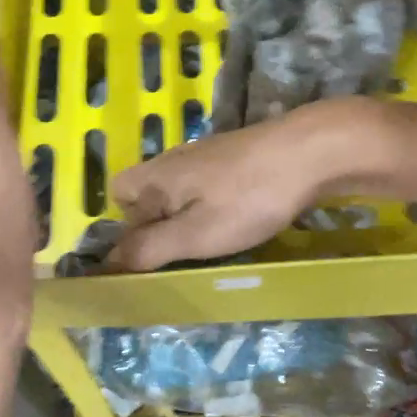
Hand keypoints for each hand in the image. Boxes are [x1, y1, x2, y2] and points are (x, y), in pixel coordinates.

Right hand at [108, 99, 370, 270]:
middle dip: (158, 225)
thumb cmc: (248, 198)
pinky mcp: (234, 156)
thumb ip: (148, 250)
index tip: (152, 256)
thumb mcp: (194, 235)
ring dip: (187, 218)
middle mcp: (173, 160)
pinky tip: (239, 219)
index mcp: (156, 176)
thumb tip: (105, 265)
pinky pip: (206, 186)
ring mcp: (205, 155)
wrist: (310, 152)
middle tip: (186, 251)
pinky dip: (213, 206)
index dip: (127, 228)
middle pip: (147, 193)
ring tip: (214, 242)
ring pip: (179, 191)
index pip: (118, 198)